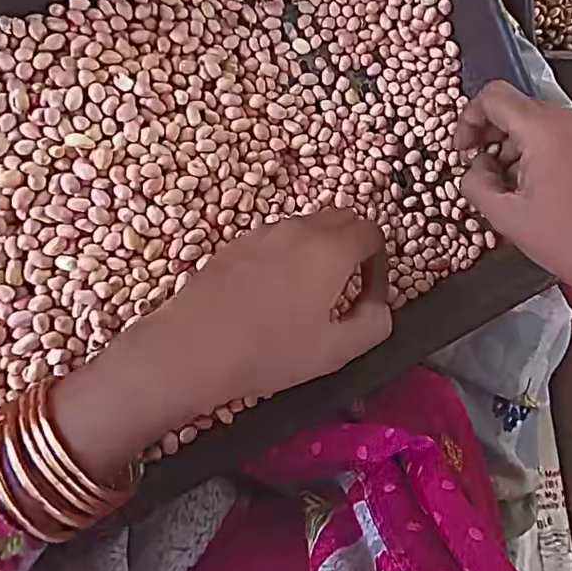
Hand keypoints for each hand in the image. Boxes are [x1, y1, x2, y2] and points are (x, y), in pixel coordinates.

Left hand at [137, 209, 392, 410]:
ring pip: (308, 226)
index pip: (372, 233)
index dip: (379, 263)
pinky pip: (277, 238)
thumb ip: (375, 323)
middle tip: (345, 288)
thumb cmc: (269, 351)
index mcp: (332, 249)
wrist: (192, 347)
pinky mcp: (237, 242)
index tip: (367, 293)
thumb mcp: (336, 351)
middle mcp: (300, 229)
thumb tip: (379, 306)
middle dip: (353, 246)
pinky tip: (270, 293)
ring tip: (306, 293)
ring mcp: (265, 232)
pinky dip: (288, 254)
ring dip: (320, 249)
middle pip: (343, 219)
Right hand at [454, 81, 571, 292]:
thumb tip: (473, 170)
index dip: (470, 119)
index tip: (466, 148)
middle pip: (519, 108)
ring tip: (519, 187)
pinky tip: (547, 187)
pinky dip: (547, 150)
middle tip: (487, 172)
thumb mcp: (507, 218)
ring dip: (521, 146)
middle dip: (495, 138)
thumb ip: (475, 184)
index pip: (494, 97)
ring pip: (543, 122)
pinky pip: (568, 134)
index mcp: (547, 131)